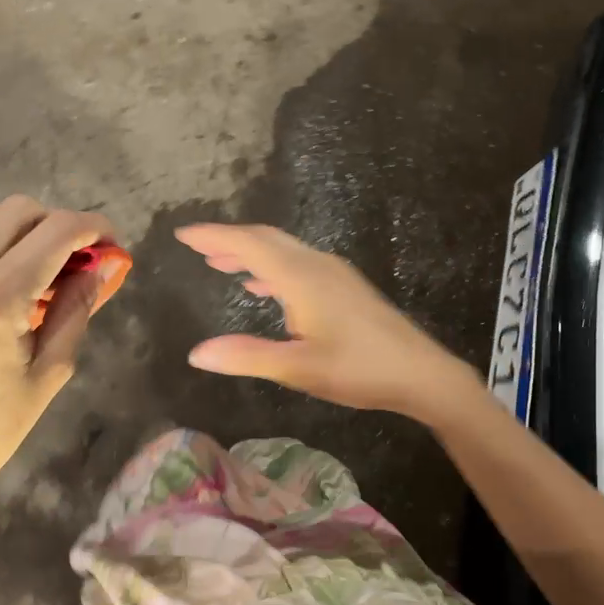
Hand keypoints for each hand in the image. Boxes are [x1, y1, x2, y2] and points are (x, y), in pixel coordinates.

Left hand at [0, 197, 116, 553]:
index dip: (93, 227)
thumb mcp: (50, 371)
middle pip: (19, 209)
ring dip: (26, 229)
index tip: (112, 242)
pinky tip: (11, 282)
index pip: (55, 231)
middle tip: (80, 257)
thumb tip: (104, 265)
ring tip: (46, 268)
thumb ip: (77, 308)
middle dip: (59, 222)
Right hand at [176, 223, 483, 424]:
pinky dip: (271, 266)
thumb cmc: (358, 369)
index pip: (248, 244)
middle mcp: (315, 264)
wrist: (420, 372)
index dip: (213, 236)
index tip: (183, 233)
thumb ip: (246, 356)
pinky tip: (262, 287)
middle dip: (229, 239)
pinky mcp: (344, 286)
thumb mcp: (298, 368)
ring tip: (220, 262)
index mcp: (300, 276)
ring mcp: (333, 273)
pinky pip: (297, 263)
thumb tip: (196, 352)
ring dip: (250, 252)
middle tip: (196, 244)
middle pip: (266, 239)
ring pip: (283, 250)